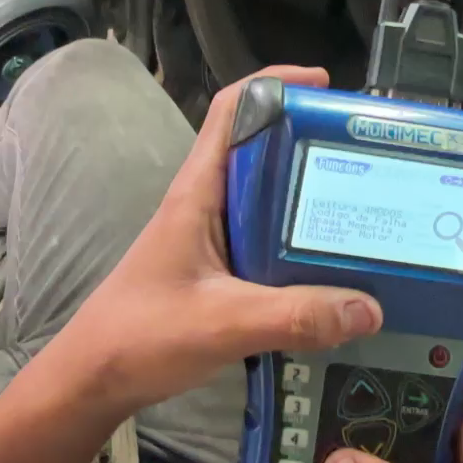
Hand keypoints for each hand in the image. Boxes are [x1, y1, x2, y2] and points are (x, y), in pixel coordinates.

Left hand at [33, 65, 384, 416]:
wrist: (94, 379)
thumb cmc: (140, 335)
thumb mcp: (221, 322)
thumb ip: (293, 316)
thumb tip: (368, 307)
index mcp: (198, 192)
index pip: (232, 110)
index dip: (275, 84)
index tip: (325, 87)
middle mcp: (209, 204)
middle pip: (263, 151)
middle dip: (313, 144)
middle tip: (368, 156)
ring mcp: (215, 238)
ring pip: (271, 199)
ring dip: (313, 197)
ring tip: (367, 207)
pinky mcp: (223, 271)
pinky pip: (272, 242)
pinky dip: (304, 244)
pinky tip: (337, 267)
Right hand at [321, 277, 462, 462]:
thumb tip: (336, 461)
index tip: (462, 231)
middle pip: (458, 345)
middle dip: (422, 304)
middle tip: (366, 266)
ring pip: (431, 383)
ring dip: (396, 355)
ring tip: (341, 320)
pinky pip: (414, 423)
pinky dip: (385, 405)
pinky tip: (343, 402)